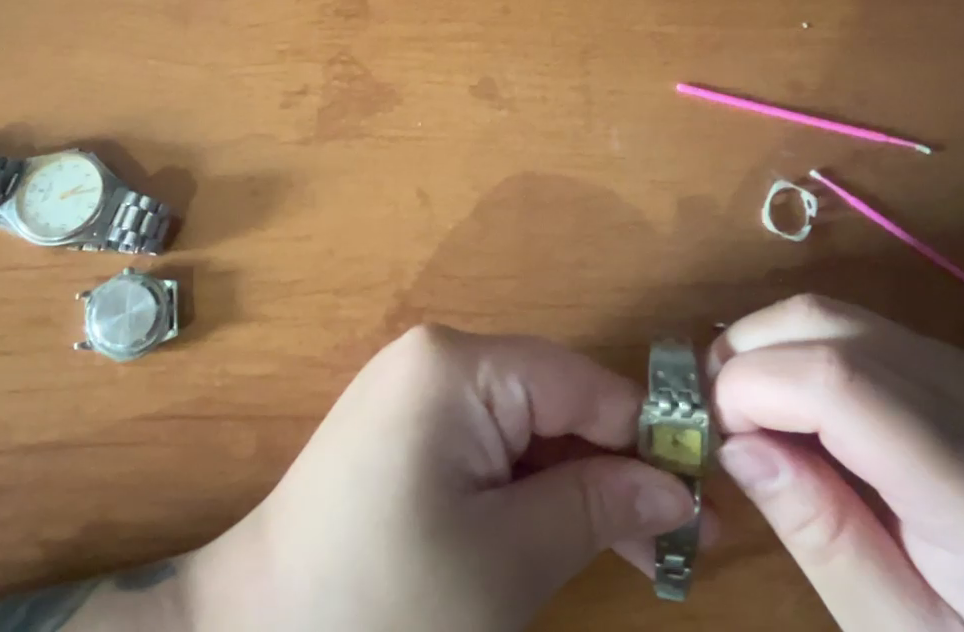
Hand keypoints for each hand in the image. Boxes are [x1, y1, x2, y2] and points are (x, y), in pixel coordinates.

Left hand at [186, 325, 717, 631]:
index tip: (705, 503)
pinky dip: (530, 486)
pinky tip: (566, 530)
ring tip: (637, 548)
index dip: (650, 439)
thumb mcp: (511, 556)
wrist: (258, 625)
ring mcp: (415, 391)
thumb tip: (678, 491)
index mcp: (458, 366)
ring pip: (527, 426)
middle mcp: (436, 359)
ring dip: (578, 484)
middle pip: (557, 401)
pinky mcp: (404, 428)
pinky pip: (489, 442)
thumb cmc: (389, 593)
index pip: (584, 383)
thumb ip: (598, 506)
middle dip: (616, 468)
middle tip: (681, 541)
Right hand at [710, 295, 963, 631]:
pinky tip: (799, 414)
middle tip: (713, 425)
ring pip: (831, 313)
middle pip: (822, 322)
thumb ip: (824, 541)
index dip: (749, 387)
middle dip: (741, 357)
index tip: (715, 441)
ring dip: (765, 350)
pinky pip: (856, 329)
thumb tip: (736, 443)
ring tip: (747, 419)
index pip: (835, 380)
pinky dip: (799, 353)